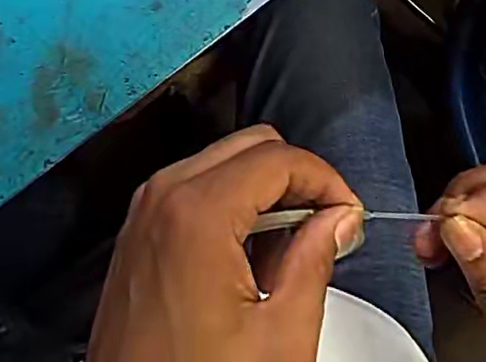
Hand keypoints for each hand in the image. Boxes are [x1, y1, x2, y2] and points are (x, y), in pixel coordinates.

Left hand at [87, 125, 361, 361]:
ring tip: (288, 251)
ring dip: (266, 190)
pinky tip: (251, 257)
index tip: (345, 208)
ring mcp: (147, 209)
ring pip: (226, 159)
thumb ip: (315, 262)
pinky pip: (197, 184)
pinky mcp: (141, 227)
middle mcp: (165, 195)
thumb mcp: (278, 340)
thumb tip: (336, 219)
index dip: (324, 179)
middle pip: (252, 145)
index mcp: (198, 213)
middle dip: (296, 177)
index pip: (279, 158)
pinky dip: (233, 202)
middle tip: (326, 220)